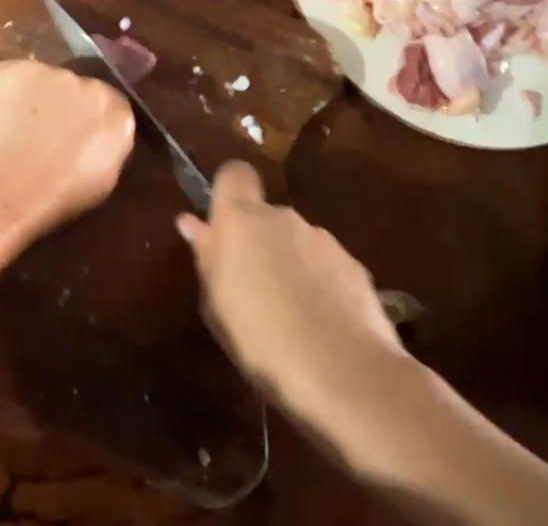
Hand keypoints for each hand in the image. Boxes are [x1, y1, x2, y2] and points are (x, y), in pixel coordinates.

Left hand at [0, 60, 134, 242]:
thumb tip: (97, 136)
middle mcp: (88, 84)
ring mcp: (49, 72)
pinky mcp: (11, 68)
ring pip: (45, 82)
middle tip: (45, 134)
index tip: (75, 139)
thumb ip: (108, 147)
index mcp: (117, 114)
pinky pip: (13, 78)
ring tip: (17, 128)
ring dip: (36, 99)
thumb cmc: (55, 199)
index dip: (89, 122)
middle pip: (79, 89)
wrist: (1, 191)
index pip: (110, 107)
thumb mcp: (103, 182)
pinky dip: (7, 94)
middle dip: (65, 106)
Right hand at [178, 161, 407, 408]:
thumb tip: (192, 222)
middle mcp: (284, 218)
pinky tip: (320, 326)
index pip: (234, 174)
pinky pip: (325, 267)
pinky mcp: (355, 268)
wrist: (345, 374)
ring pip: (296, 242)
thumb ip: (207, 256)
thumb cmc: (260, 338)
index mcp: (242, 219)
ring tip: (287, 314)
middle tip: (248, 287)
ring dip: (289, 265)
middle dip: (258, 241)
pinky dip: (319, 285)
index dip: (228, 193)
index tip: (221, 226)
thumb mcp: (216, 303)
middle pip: (265, 215)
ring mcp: (324, 241)